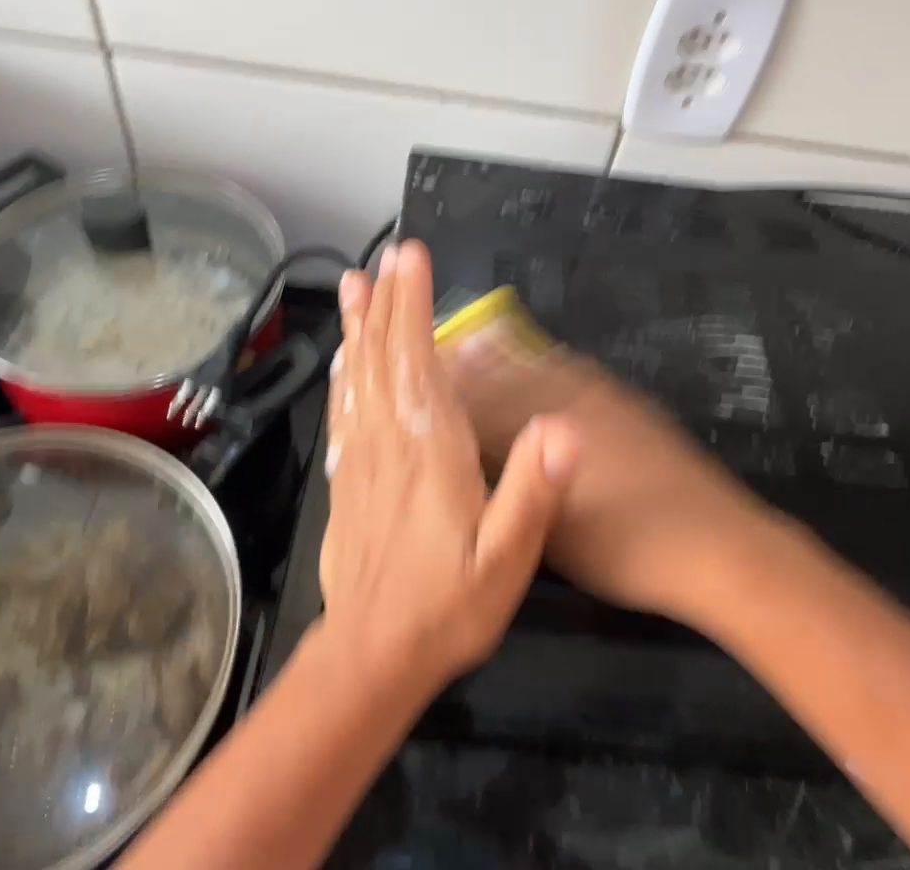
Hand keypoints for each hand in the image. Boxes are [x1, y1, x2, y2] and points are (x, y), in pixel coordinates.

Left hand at [319, 240, 578, 692]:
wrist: (375, 652)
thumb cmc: (449, 607)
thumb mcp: (507, 559)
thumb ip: (533, 491)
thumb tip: (566, 429)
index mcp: (430, 450)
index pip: (420, 361)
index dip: (415, 305)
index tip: (410, 257)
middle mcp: (389, 443)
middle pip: (385, 359)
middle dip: (388, 303)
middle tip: (385, 256)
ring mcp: (361, 461)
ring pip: (357, 379)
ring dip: (357, 330)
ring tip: (354, 288)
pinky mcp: (345, 481)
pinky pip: (344, 414)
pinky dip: (343, 378)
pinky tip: (342, 363)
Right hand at [441, 319, 788, 624]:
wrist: (714, 545)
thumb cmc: (623, 550)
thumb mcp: (551, 530)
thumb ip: (509, 488)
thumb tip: (470, 463)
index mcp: (545, 437)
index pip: (483, 403)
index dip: (449, 388)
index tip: (421, 371)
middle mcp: (571, 407)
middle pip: (509, 375)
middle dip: (473, 362)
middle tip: (442, 347)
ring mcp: (606, 403)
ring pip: (544, 367)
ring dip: (510, 354)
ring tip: (481, 337)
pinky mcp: (633, 409)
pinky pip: (579, 372)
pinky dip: (552, 362)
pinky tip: (549, 359)